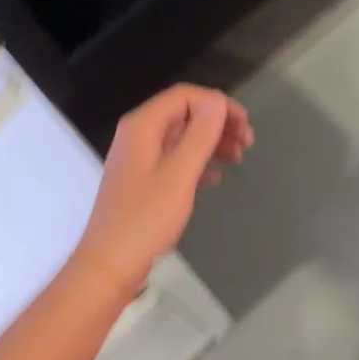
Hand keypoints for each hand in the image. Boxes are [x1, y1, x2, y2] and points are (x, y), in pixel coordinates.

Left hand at [72, 84, 251, 294]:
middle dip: (218, 123)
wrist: (111, 264)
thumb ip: (200, 135)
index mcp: (143, 126)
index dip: (217, 104)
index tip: (245, 124)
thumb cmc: (145, 218)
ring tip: (239, 159)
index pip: (184, 96)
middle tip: (248, 142)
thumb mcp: (179, 174)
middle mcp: (138, 135)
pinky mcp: (143, 181)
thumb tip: (217, 101)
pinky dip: (198, 162)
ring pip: (182, 137)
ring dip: (212, 142)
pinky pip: (176, 159)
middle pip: (184, 114)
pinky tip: (216, 177)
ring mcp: (139, 159)